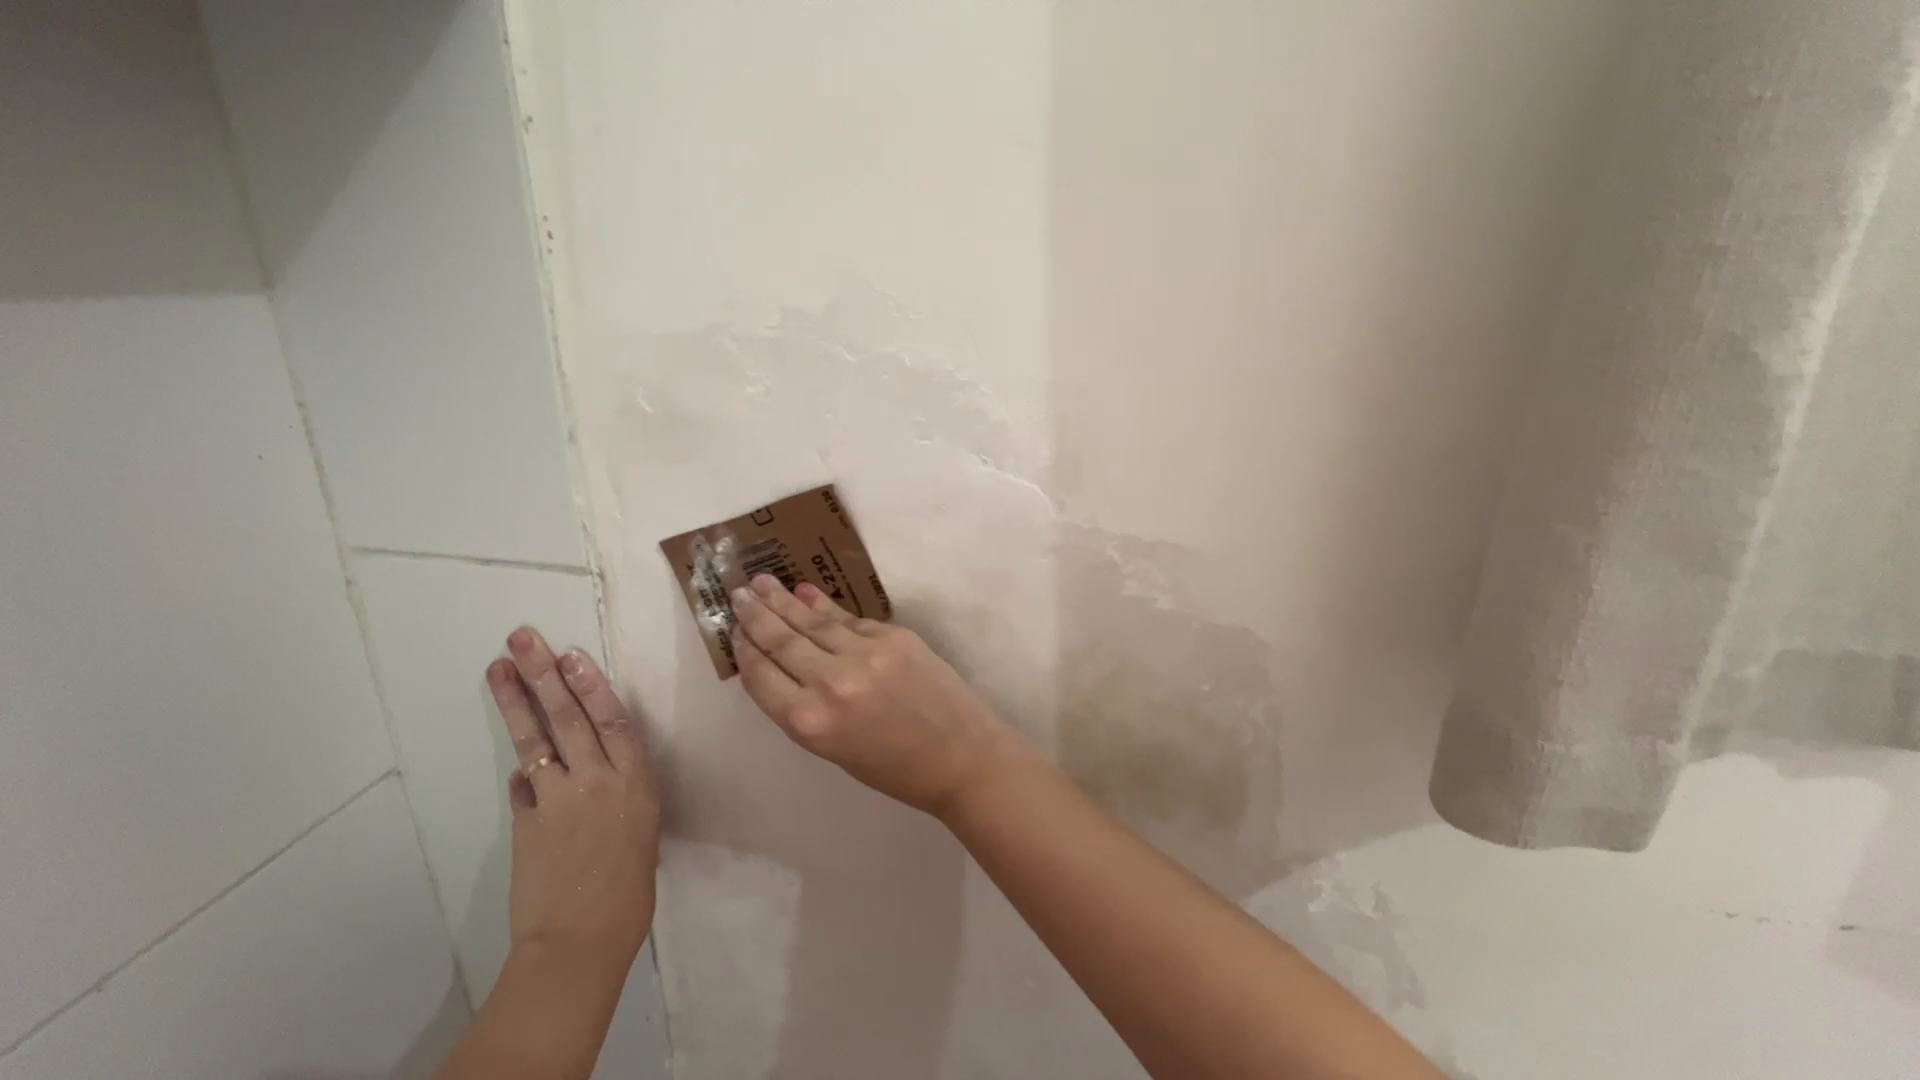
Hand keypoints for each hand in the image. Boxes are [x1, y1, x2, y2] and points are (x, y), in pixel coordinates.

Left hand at [487, 627, 659, 967]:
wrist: (581, 941)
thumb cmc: (629, 895)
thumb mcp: (642, 836)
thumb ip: (618, 801)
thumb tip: (581, 780)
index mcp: (636, 784)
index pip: (613, 720)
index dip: (590, 685)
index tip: (570, 654)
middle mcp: (598, 782)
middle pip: (570, 717)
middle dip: (545, 674)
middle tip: (523, 638)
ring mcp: (558, 800)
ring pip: (538, 740)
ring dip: (516, 701)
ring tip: (498, 667)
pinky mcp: (527, 823)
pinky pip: (524, 787)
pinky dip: (523, 772)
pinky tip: (519, 760)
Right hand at [728, 574, 1022, 816]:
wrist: (962, 757)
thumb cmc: (894, 769)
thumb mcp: (833, 750)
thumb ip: (804, 708)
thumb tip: (782, 666)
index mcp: (810, 722)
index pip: (761, 676)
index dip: (745, 651)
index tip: (735, 630)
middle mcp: (830, 683)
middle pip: (782, 641)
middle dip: (757, 615)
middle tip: (739, 594)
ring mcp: (865, 654)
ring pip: (813, 621)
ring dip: (783, 601)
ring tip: (762, 582)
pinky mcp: (893, 636)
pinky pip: (849, 620)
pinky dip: (825, 606)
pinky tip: (807, 593)